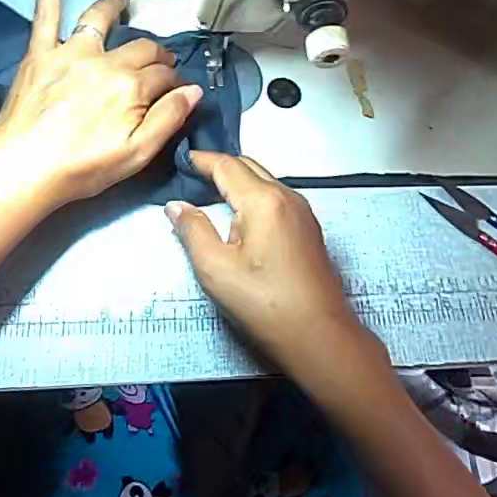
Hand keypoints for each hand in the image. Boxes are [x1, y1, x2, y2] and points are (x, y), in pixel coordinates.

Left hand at [0, 0, 201, 214]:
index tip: (175, 90)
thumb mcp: (136, 154)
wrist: (22, 168)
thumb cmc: (80, 168)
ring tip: (123, 1)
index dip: (174, 82)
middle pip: (139, 48)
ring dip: (114, 7)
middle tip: (159, 61)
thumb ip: (168, 119)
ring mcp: (70, 53)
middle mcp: (104, 61)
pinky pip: (46, 15)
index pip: (163, 76)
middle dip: (155, 54)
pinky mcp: (39, 54)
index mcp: (131, 86)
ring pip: (99, 19)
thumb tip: (193, 91)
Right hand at [165, 151, 390, 397]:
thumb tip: (176, 206)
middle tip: (191, 174)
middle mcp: (288, 197)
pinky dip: (253, 194)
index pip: (227, 166)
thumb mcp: (216, 269)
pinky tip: (239, 214)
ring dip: (238, 179)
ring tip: (210, 191)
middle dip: (219, 166)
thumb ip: (192, 230)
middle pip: (248, 166)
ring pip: (264, 180)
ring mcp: (303, 212)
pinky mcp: (308, 229)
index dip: (201, 160)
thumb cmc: (265, 304)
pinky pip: (276, 197)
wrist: (320, 338)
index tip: (180, 159)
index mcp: (264, 201)